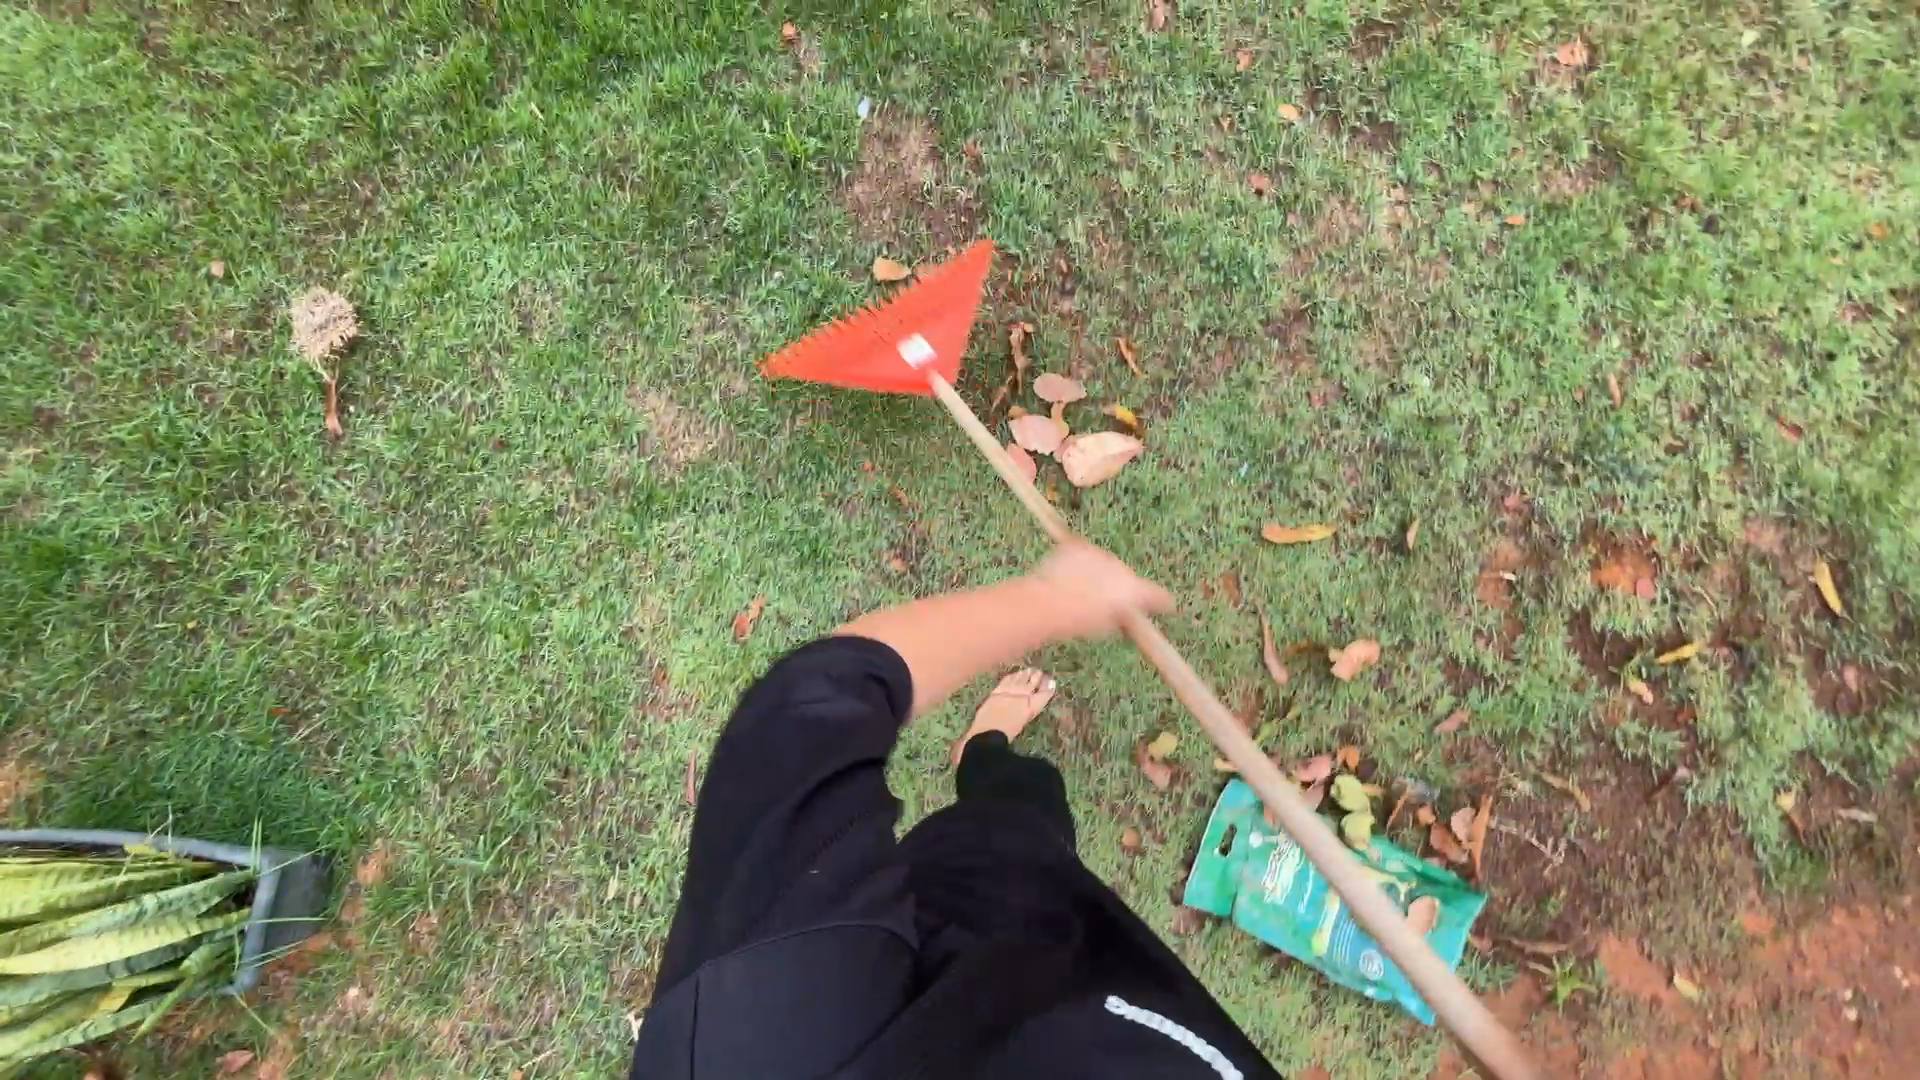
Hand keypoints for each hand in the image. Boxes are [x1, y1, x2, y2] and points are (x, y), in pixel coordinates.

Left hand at [1030, 541, 1174, 639]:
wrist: (1049, 602)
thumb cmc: (1079, 621)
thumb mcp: (1107, 628)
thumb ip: (1122, 619)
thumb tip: (1124, 617)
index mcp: (1135, 591)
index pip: (1160, 596)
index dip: (1163, 603)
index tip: (1167, 607)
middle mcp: (1124, 569)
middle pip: (1128, 578)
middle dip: (1122, 587)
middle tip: (1107, 601)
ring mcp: (1101, 555)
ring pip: (1107, 565)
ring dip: (1101, 574)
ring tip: (1083, 589)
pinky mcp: (1081, 547)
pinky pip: (1086, 555)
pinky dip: (1082, 563)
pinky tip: (1070, 576)